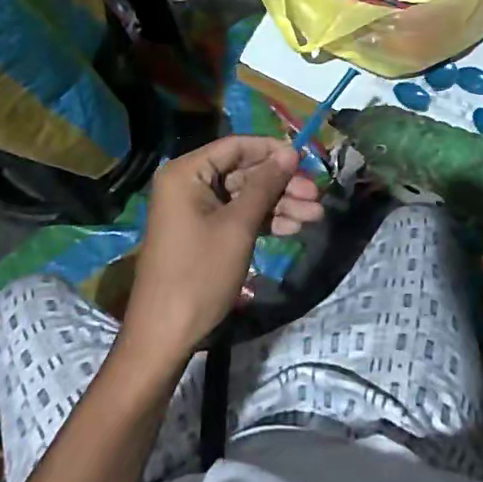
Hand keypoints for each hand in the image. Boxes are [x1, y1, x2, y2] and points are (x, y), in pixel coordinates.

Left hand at [123, 137, 322, 360]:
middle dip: (281, 184)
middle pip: (243, 171)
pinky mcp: (204, 233)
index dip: (272, 150)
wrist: (165, 335)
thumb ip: (265, 185)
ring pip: (245, 196)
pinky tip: (294, 228)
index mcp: (186, 172)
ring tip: (315, 215)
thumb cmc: (199, 273)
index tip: (306, 159)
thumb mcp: (238, 226)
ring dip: (279, 205)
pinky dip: (264, 221)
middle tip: (316, 195)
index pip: (235, 146)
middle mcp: (189, 184)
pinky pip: (238, 216)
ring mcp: (196, 210)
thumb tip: (290, 152)